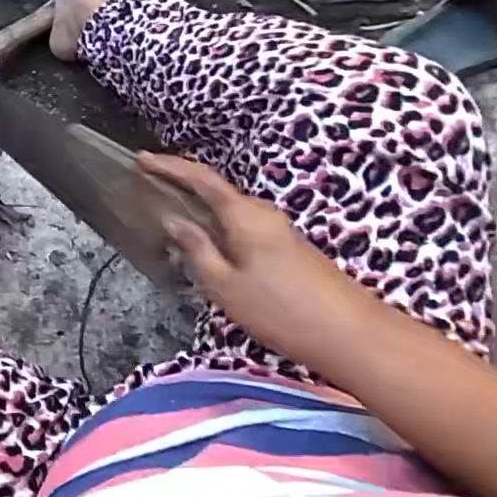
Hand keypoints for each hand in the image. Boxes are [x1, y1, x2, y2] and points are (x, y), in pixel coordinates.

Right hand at [138, 152, 370, 354]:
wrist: (354, 337)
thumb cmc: (281, 310)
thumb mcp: (224, 284)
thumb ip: (196, 248)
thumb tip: (174, 221)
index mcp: (244, 215)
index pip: (201, 179)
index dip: (169, 166)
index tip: (141, 159)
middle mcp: (262, 214)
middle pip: (216, 190)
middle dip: (182, 184)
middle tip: (150, 185)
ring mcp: (277, 230)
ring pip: (229, 209)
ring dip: (199, 206)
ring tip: (169, 214)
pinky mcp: (286, 247)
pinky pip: (241, 224)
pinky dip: (216, 223)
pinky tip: (205, 243)